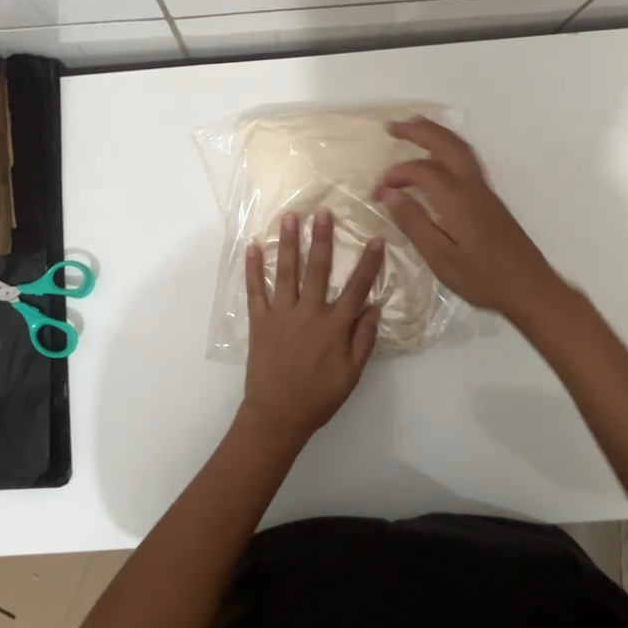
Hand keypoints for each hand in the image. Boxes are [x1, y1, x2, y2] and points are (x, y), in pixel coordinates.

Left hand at [238, 210, 385, 443]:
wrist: (277, 415)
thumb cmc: (319, 397)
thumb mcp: (352, 374)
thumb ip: (363, 339)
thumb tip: (375, 308)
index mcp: (335, 326)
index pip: (357, 288)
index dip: (368, 263)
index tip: (376, 239)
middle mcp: (309, 313)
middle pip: (318, 269)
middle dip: (322, 238)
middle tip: (323, 212)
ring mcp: (281, 315)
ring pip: (286, 272)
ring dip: (288, 243)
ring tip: (289, 218)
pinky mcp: (259, 322)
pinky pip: (256, 291)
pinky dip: (253, 269)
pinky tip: (252, 248)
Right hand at [375, 117, 560, 316]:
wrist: (529, 287)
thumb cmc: (482, 277)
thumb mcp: (439, 256)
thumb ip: (413, 221)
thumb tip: (388, 193)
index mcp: (456, 198)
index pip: (420, 170)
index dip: (395, 175)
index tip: (377, 193)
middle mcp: (472, 186)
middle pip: (445, 144)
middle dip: (418, 131)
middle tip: (391, 127)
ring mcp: (484, 191)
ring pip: (460, 148)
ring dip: (435, 134)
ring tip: (414, 129)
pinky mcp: (490, 200)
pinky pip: (466, 159)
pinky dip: (448, 147)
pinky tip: (439, 158)